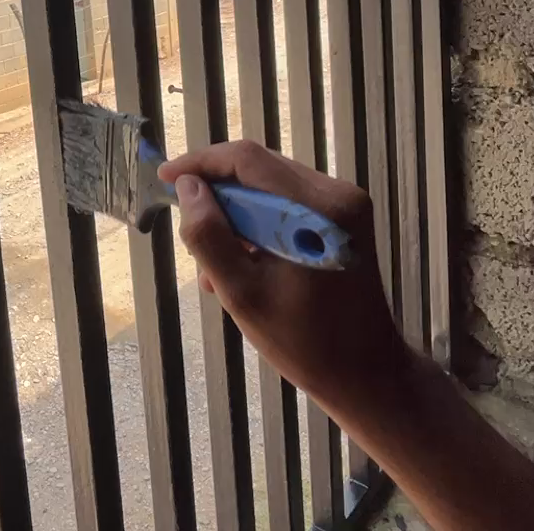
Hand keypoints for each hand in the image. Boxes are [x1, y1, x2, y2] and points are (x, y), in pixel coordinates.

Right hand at [160, 141, 409, 419]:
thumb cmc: (303, 341)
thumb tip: (187, 186)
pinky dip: (257, 221)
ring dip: (234, 212)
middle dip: (216, 193)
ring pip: (267, 183)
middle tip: (191, 232)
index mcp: (316, 208)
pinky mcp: (343, 215)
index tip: (165, 178)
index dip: (200, 162)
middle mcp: (335, 193)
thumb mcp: (241, 293)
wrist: (368, 375)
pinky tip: (244, 260)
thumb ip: (209, 235)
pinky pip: (284, 199)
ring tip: (215, 263)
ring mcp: (343, 202)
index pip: (246, 159)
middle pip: (257, 167)